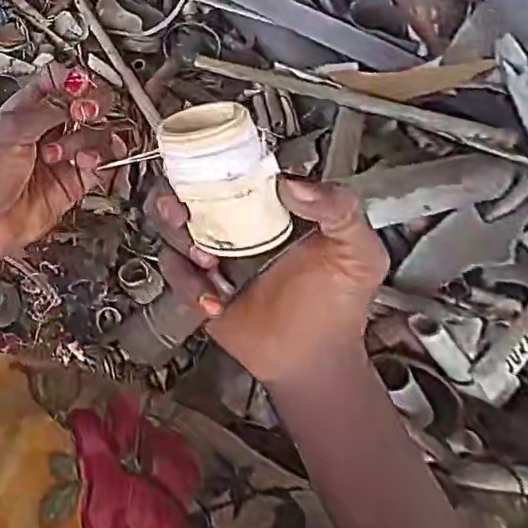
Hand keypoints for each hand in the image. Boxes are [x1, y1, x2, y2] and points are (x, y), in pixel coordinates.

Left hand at [0, 63, 120, 303]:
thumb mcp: (9, 132)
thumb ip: (46, 109)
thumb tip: (76, 90)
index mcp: (26, 109)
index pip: (60, 81)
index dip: (75, 81)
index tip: (80, 89)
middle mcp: (48, 128)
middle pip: (88, 104)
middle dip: (91, 106)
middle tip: (83, 114)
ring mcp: (63, 154)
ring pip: (99, 133)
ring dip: (88, 139)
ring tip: (65, 154)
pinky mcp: (75, 181)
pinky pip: (103, 163)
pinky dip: (101, 160)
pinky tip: (84, 164)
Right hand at [151, 178, 387, 386]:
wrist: (313, 359)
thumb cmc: (337, 304)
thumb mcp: (358, 253)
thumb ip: (340, 210)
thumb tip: (293, 184)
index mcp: (265, 206)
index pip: (229, 172)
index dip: (210, 168)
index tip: (208, 175)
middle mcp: (231, 224)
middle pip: (182, 195)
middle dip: (170, 200)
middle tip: (180, 213)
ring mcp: (209, 252)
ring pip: (169, 230)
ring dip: (180, 242)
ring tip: (207, 263)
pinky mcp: (195, 282)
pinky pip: (173, 271)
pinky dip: (189, 285)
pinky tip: (215, 301)